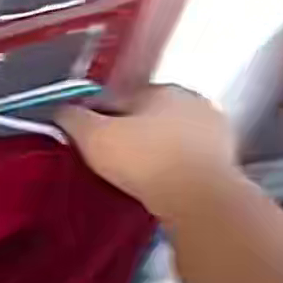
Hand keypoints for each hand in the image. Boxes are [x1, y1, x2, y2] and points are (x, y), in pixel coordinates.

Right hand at [55, 85, 243, 219]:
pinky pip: (182, 151)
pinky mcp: (222, 150)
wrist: (197, 194)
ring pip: (163, 132)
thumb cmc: (142, 160)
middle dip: (121, 130)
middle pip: (141, 114)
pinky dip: (167, 160)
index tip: (79, 141)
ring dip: (146, 145)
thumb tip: (59, 109)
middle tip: (101, 157)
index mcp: (158, 89)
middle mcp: (190, 97)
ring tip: (127, 170)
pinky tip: (154, 177)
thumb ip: (72, 118)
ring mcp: (211, 123)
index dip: (90, 119)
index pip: (112, 99)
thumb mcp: (93, 137)